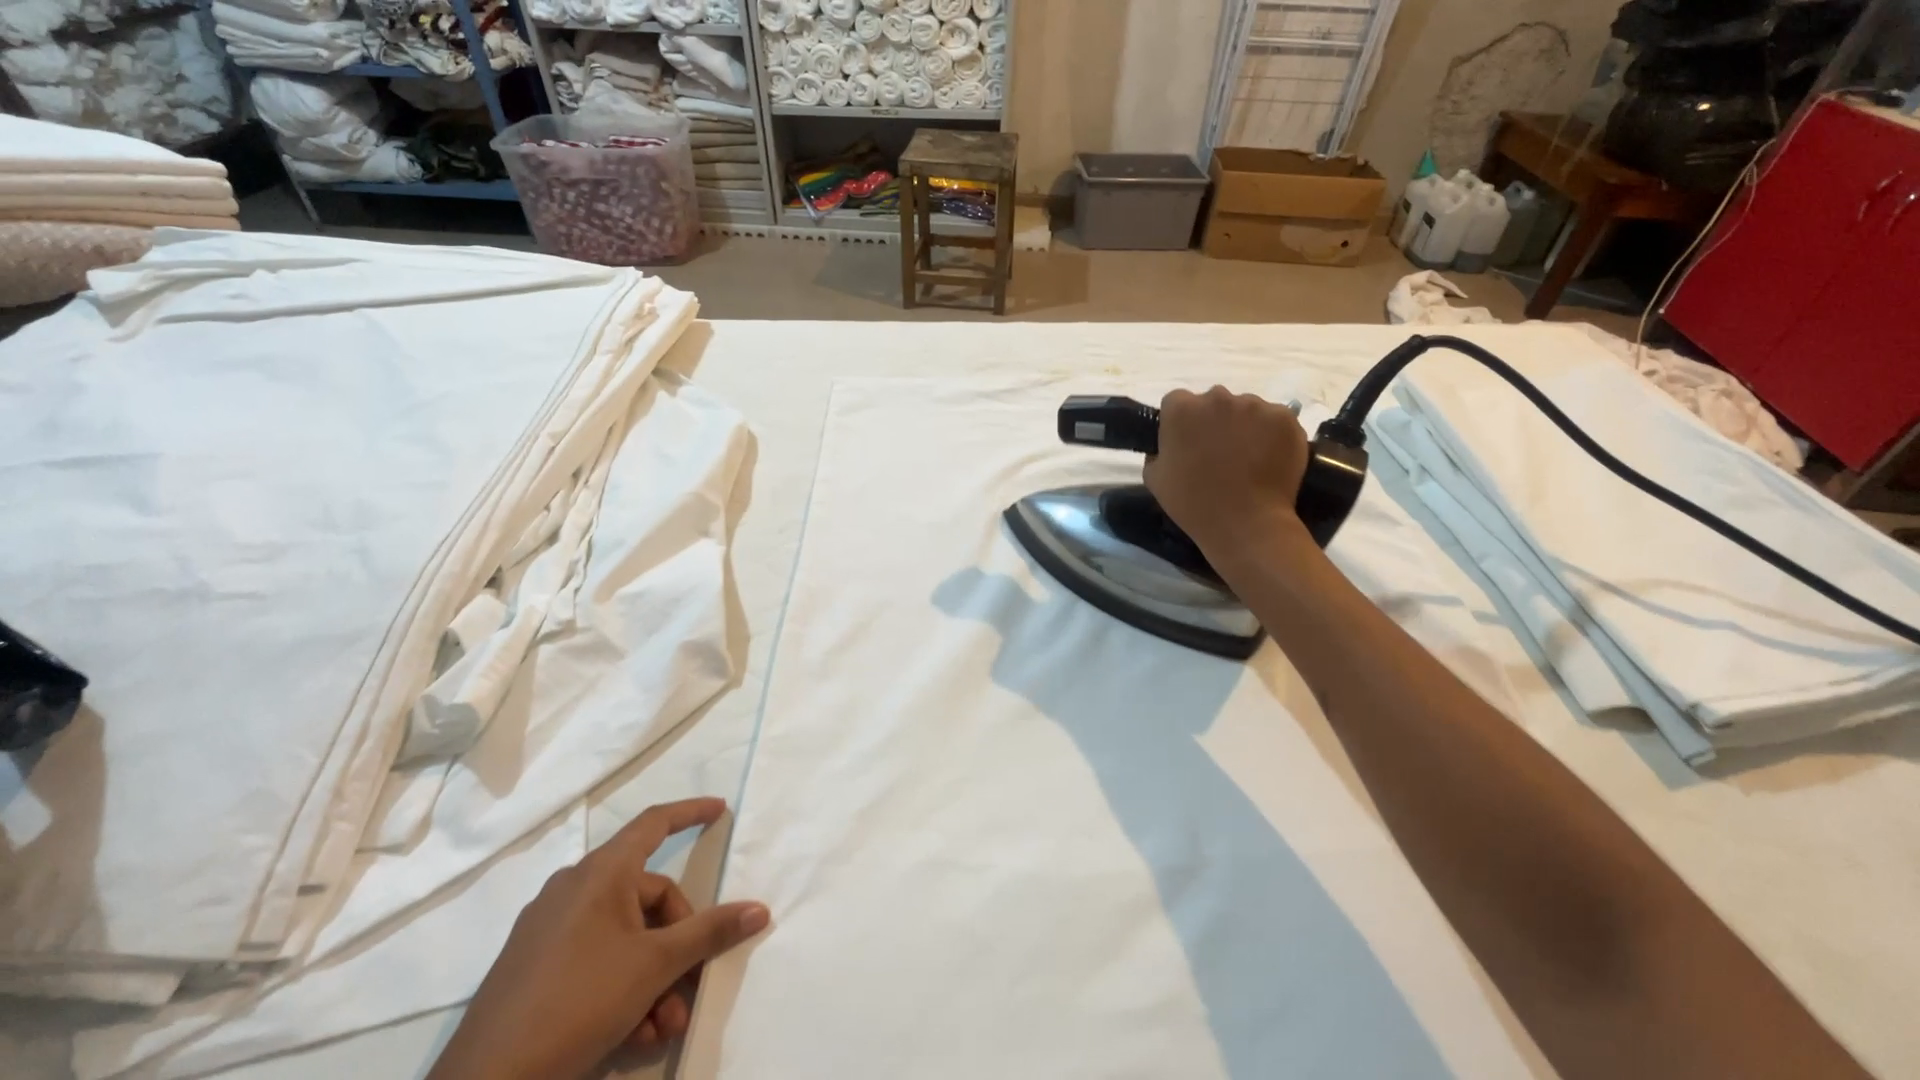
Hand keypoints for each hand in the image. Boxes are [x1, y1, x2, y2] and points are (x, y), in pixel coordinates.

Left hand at [428, 798, 769, 1079]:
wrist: (491, 1077)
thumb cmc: (580, 999)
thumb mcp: (655, 965)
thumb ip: (709, 932)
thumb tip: (759, 908)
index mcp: (600, 874)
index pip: (653, 824)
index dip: (689, 812)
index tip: (720, 808)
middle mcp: (573, 890)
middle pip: (649, 899)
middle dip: (678, 948)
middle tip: (692, 989)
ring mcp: (551, 928)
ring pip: (626, 940)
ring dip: (656, 981)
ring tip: (664, 1028)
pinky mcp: (537, 965)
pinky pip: (597, 961)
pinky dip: (624, 990)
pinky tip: (635, 1035)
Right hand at [1144, 387, 1312, 564]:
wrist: (1245, 523)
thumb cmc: (1194, 504)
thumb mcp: (1155, 480)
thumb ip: (1158, 453)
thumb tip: (1170, 448)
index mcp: (1181, 409)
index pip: (1177, 402)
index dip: (1182, 423)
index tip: (1187, 443)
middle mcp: (1217, 398)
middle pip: (1214, 402)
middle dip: (1215, 421)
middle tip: (1219, 453)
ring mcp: (1255, 405)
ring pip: (1247, 410)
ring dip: (1245, 427)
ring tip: (1248, 459)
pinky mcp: (1285, 418)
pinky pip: (1275, 420)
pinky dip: (1273, 435)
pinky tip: (1270, 459)